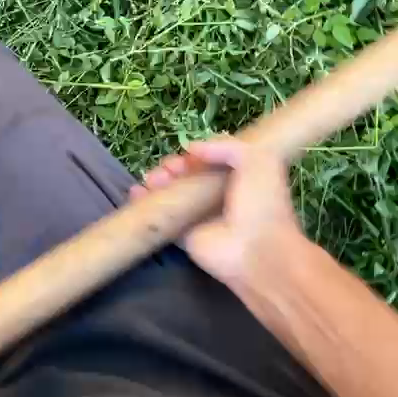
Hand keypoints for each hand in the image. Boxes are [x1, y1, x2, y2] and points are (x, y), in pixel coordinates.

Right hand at [131, 137, 307, 288]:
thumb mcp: (258, 161)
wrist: (257, 250)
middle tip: (167, 168)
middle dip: (172, 167)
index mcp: (238, 179)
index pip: (209, 161)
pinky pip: (161, 216)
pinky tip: (136, 194)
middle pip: (187, 176)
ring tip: (153, 180)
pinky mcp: (184, 235)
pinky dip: (145, 203)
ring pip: (171, 194)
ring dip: (157, 181)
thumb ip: (227, 146)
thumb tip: (191, 148)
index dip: (195, 156)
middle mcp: (218, 197)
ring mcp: (200, 217)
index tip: (188, 156)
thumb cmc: (260, 204)